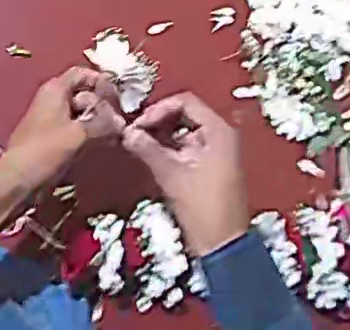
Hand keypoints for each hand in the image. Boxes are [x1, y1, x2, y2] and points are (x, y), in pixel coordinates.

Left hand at [0, 68, 123, 190]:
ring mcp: (49, 118)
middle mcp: (51, 98)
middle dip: (101, 106)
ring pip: (79, 113)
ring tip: (111, 136)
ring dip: (95, 123)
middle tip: (117, 122)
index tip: (117, 97)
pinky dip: (86, 134)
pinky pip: (72, 129)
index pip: (83, 73)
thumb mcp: (78, 135)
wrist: (14, 183)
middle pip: (83, 93)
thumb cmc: (45, 151)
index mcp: (55, 89)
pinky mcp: (48, 138)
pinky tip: (97, 147)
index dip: (102, 81)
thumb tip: (122, 123)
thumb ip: (103, 125)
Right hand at [122, 93, 249, 256]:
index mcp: (218, 129)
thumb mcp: (172, 174)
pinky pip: (188, 145)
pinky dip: (170, 148)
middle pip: (185, 114)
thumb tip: (127, 132)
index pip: (185, 102)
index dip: (159, 109)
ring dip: (162, 135)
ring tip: (140, 143)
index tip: (139, 123)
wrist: (223, 247)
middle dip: (159, 121)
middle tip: (136, 132)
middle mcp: (220, 134)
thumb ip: (148, 149)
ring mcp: (217, 149)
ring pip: (184, 130)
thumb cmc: (202, 207)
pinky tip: (152, 155)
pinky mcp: (211, 164)